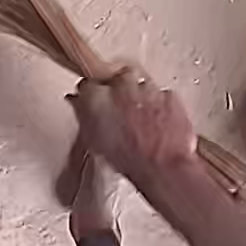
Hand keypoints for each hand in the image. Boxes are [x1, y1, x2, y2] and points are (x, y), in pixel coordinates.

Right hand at [67, 68, 198, 185]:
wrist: (161, 167)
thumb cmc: (128, 158)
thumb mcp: (93, 140)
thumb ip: (83, 114)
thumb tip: (78, 102)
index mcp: (96, 95)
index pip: (87, 84)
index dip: (91, 95)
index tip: (94, 102)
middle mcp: (121, 84)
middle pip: (114, 79)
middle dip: (115, 91)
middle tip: (118, 110)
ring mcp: (146, 87)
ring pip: (138, 84)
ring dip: (137, 97)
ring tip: (139, 119)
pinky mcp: (167, 94)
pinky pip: (159, 95)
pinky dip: (157, 105)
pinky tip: (155, 121)